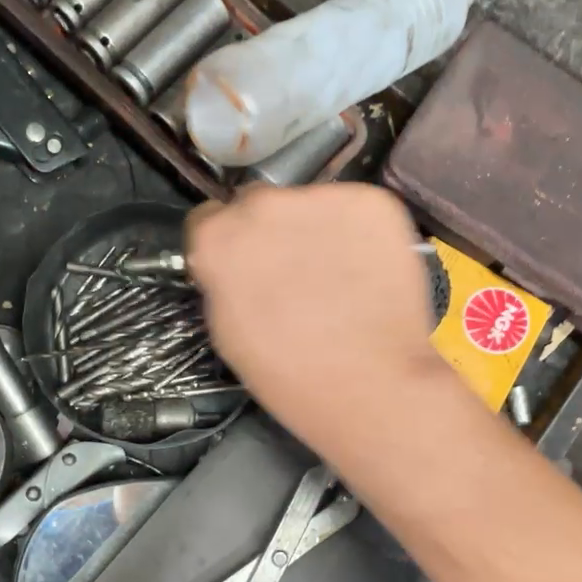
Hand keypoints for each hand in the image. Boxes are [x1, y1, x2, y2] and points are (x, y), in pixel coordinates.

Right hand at [185, 183, 447, 449]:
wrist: (371, 383)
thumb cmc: (290, 373)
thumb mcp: (226, 330)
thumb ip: (223, 282)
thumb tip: (235, 266)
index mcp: (218, 239)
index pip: (209, 218)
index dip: (228, 245)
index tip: (245, 266)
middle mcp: (263, 205)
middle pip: (259, 205)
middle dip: (272, 233)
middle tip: (294, 275)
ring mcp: (320, 198)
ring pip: (310, 206)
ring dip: (316, 230)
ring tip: (337, 278)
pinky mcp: (371, 201)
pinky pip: (355, 209)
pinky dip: (358, 231)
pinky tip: (366, 270)